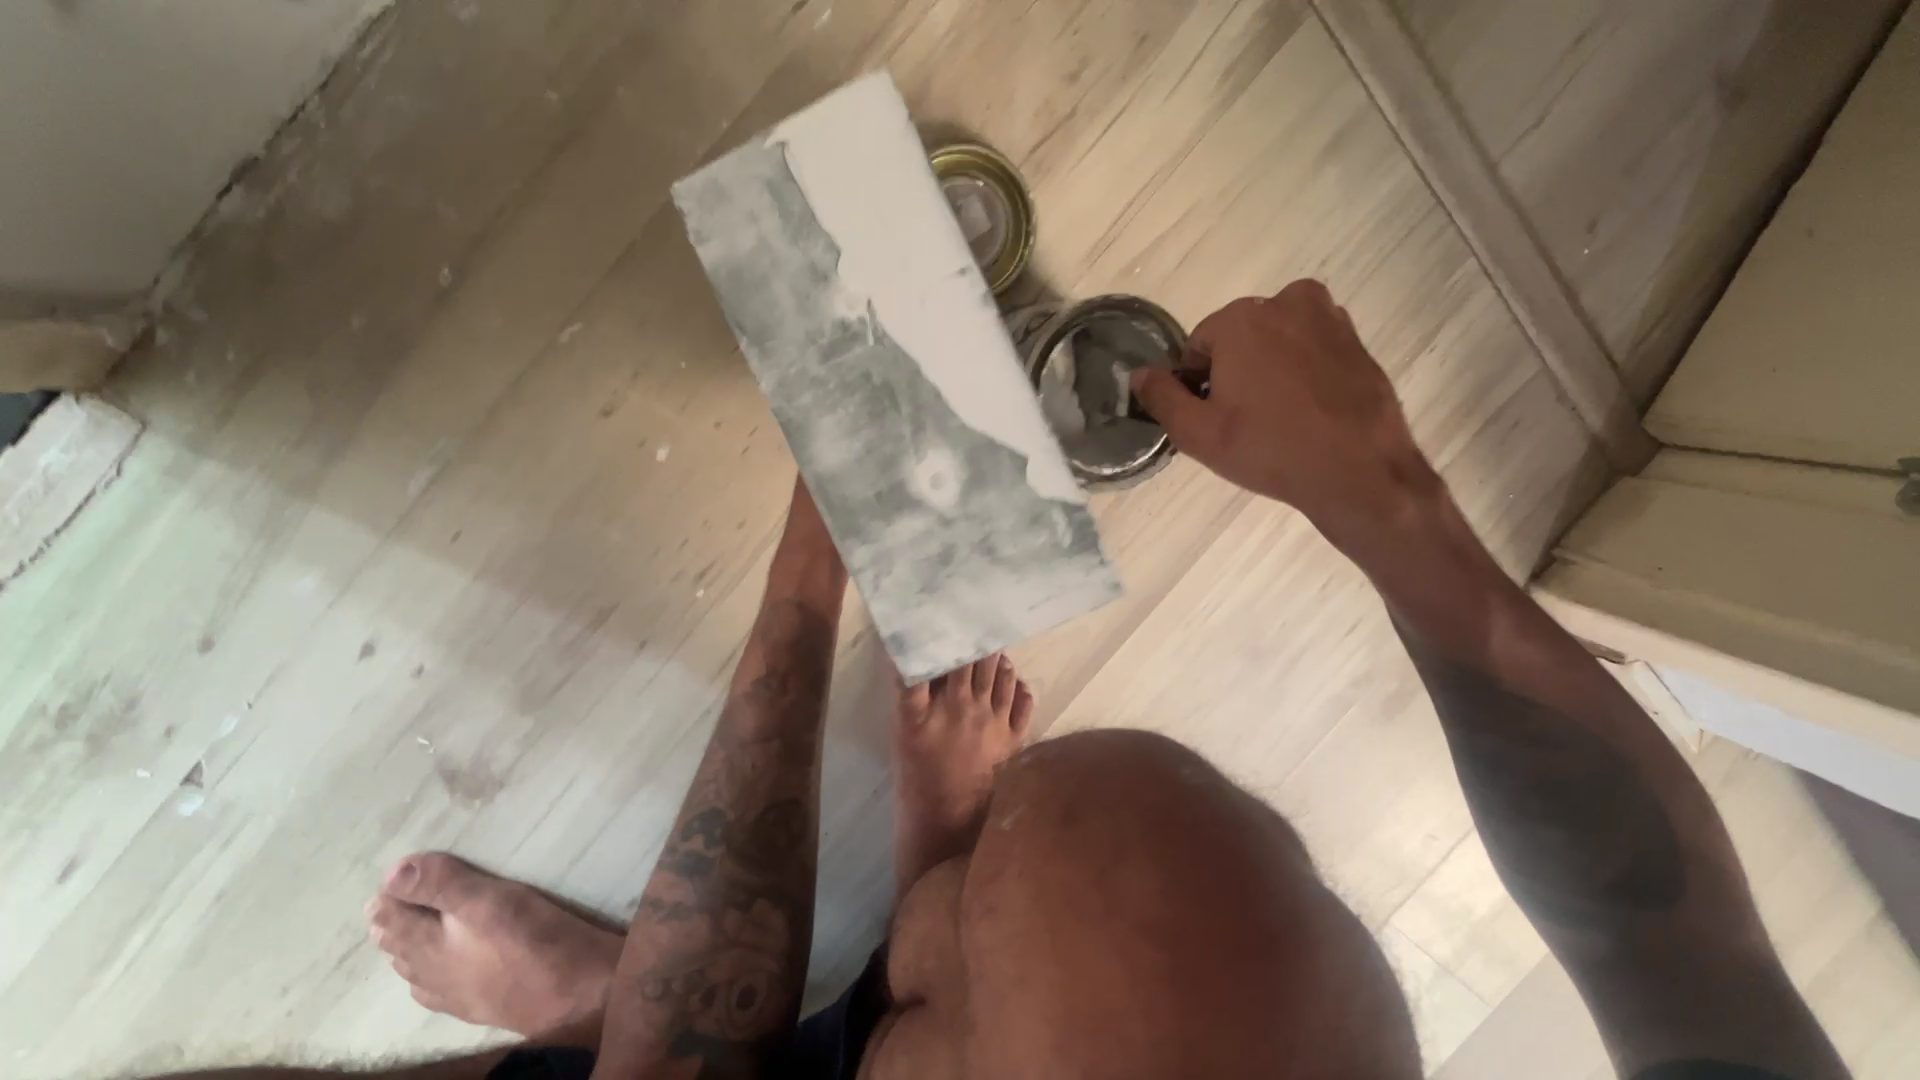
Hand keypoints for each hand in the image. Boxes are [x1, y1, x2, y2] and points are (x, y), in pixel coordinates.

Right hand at [1130, 280, 1440, 539]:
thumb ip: (1161, 398)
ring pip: (1276, 341)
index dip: (1196, 384)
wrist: (1359, 470)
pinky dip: (1301, 372)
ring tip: (1276, 418)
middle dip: (1233, 371)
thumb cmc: (1270, 449)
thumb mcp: (1198, 433)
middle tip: (1243, 421)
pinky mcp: (1356, 340)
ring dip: (1267, 369)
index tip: (1211, 418)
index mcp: (1241, 318)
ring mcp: (1328, 318)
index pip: (1197, 346)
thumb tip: (1139, 374)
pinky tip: (1305, 412)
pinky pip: (1310, 350)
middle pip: (1238, 338)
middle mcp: (1286, 302)